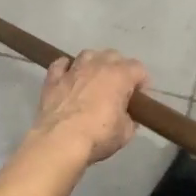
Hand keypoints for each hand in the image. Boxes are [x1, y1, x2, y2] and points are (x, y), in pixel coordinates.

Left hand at [30, 49, 147, 163]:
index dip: (142, 81)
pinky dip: (66, 67)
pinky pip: (60, 64)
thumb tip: (127, 118)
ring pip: (87, 55)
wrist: (60, 140)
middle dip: (119, 68)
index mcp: (119, 76)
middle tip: (118, 87)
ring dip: (94, 63)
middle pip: (113, 55)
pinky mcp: (53, 79)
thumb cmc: (98, 136)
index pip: (138, 68)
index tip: (140, 96)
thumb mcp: (125, 133)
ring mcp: (73, 70)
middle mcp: (97, 66)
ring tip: (94, 78)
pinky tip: (68, 75)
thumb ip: (129, 120)